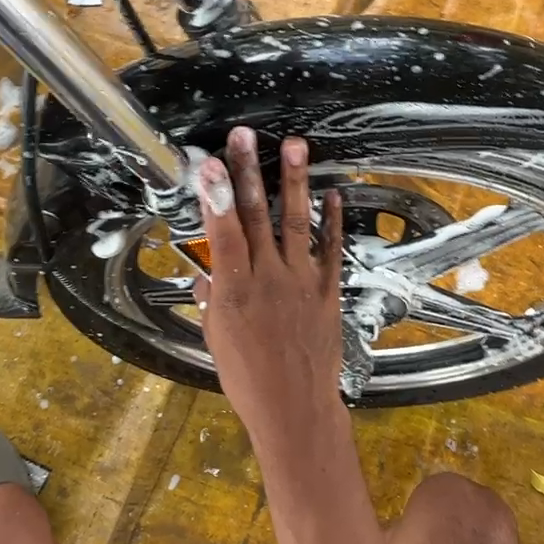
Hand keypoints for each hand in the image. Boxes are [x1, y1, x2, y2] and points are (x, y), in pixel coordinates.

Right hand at [195, 127, 345, 450]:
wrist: (296, 407)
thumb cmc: (247, 379)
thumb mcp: (215, 340)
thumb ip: (212, 300)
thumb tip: (209, 272)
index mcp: (234, 291)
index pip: (223, 233)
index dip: (215, 195)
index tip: (208, 163)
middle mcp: (269, 278)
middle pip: (256, 216)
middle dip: (248, 171)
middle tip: (243, 135)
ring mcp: (302, 281)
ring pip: (295, 222)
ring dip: (294, 181)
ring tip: (295, 144)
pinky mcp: (328, 291)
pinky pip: (331, 250)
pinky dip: (333, 221)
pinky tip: (334, 194)